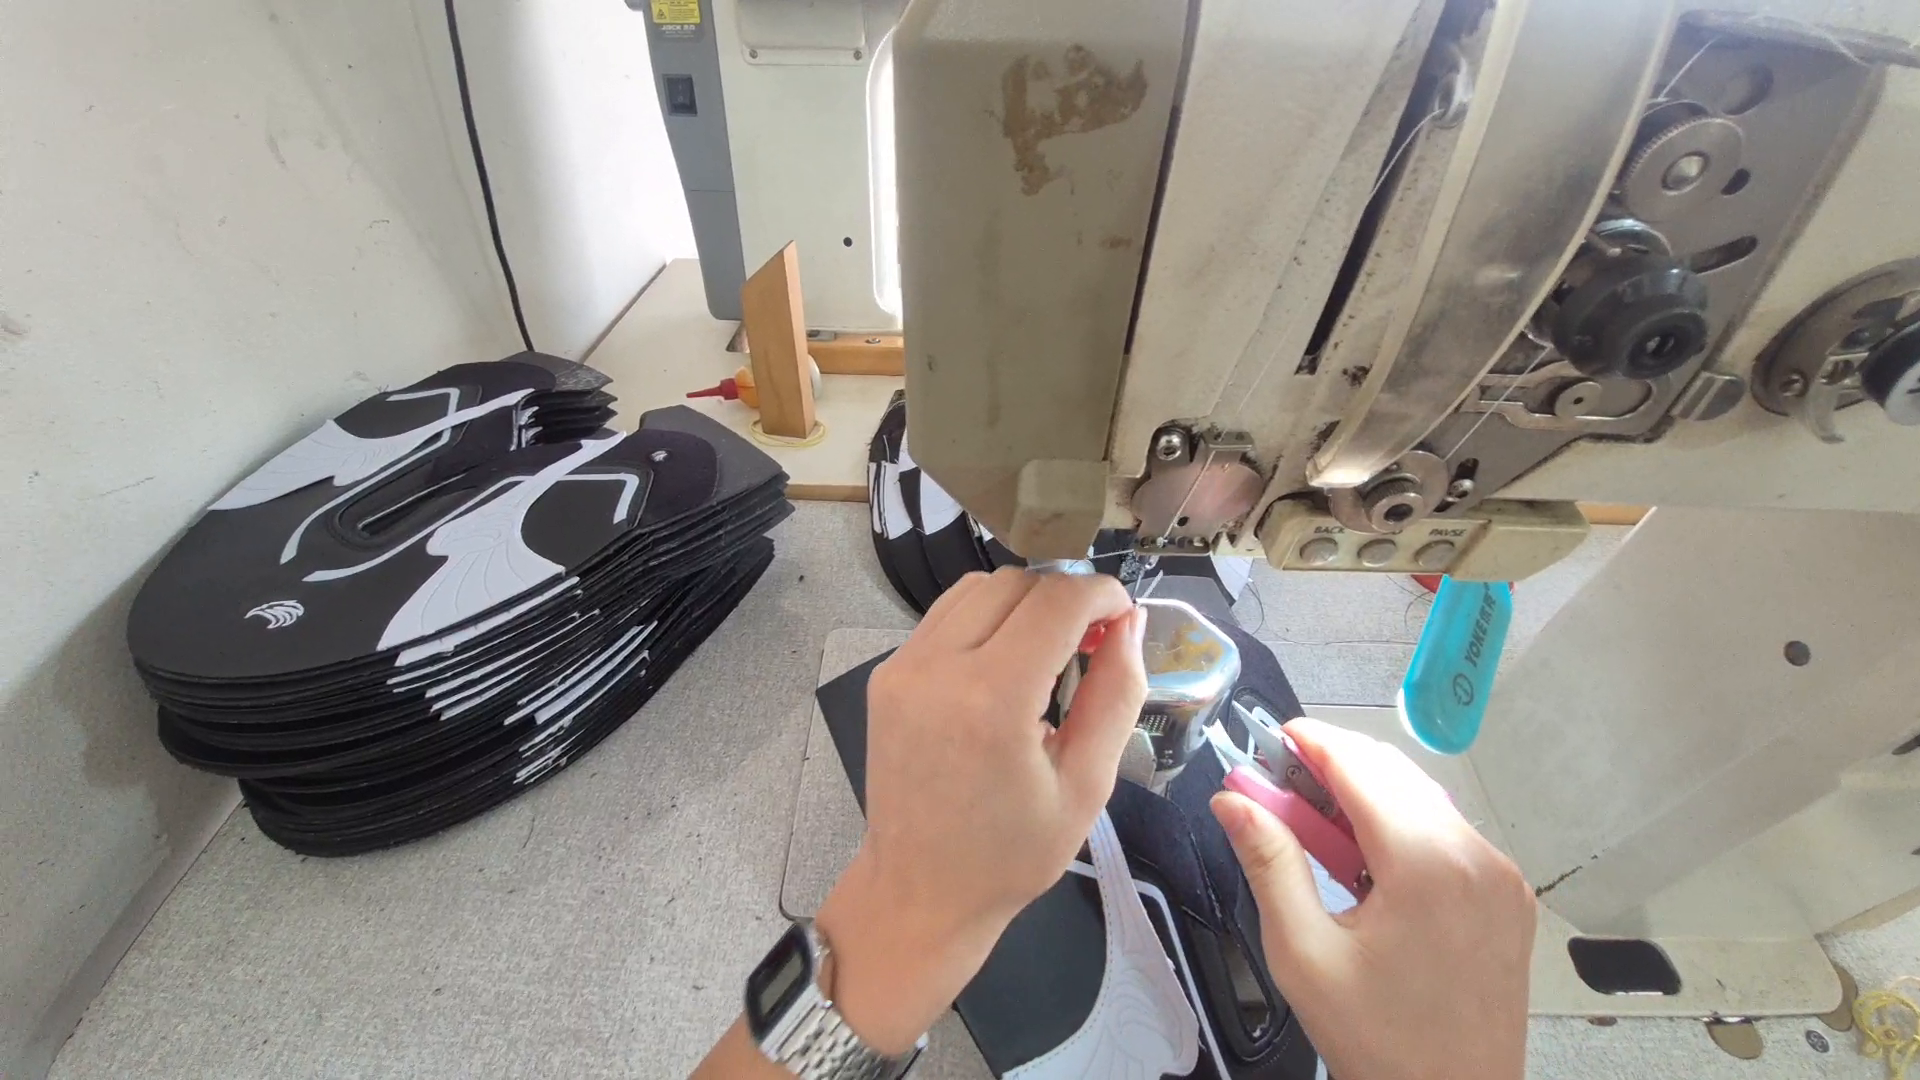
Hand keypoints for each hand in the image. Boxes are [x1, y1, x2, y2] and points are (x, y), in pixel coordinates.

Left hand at [817, 567, 1147, 1053]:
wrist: (919, 889)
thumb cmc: (1011, 853)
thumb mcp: (1088, 783)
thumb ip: (1116, 693)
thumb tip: (1130, 622)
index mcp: (991, 700)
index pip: (1055, 601)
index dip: (1101, 594)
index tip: (1123, 615)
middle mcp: (936, 667)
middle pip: (1016, 583)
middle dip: (1064, 597)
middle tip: (1092, 639)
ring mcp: (902, 665)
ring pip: (977, 587)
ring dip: (1024, 601)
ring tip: (1050, 647)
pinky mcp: (887, 671)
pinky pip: (946, 614)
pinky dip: (986, 616)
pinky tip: (1005, 658)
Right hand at [1211, 717, 1533, 1079]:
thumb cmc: (1374, 1036)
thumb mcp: (1302, 950)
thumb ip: (1268, 862)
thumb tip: (1231, 799)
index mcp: (1427, 866)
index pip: (1361, 766)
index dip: (1311, 740)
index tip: (1270, 737)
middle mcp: (1476, 857)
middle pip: (1391, 771)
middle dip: (1330, 763)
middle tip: (1278, 783)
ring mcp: (1500, 875)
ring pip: (1417, 794)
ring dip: (1361, 790)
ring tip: (1312, 821)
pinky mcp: (1506, 894)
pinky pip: (1442, 826)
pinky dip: (1394, 819)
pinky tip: (1360, 852)